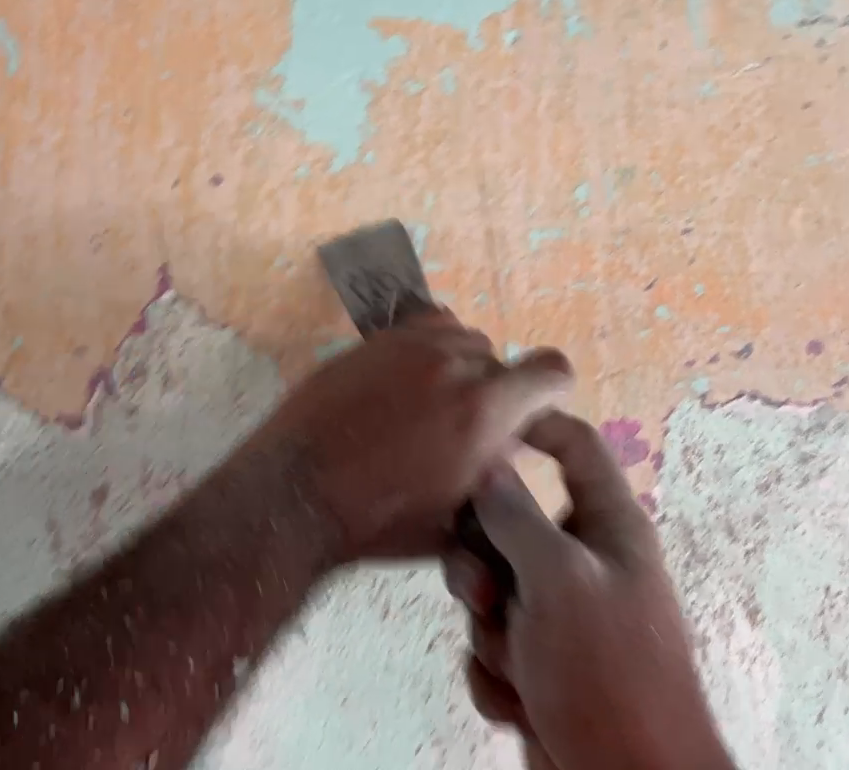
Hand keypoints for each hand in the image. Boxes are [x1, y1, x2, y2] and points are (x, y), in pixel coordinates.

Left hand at [257, 312, 573, 559]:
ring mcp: (412, 344)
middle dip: (495, 390)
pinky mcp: (376, 339)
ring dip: (461, 367)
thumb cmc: (379, 521)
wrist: (297, 492)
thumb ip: (499, 472)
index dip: (551, 390)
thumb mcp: (457, 517)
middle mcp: (456, 365)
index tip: (532, 413)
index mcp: (485, 411)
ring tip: (431, 404)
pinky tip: (406, 382)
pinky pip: (425, 326)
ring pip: (463, 339)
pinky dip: (429, 348)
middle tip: (465, 427)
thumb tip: (511, 443)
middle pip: (500, 359)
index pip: (552, 370)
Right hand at [445, 412, 731, 769]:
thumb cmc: (608, 671)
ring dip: (491, 632)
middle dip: (484, 566)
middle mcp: (582, 562)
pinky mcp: (540, 664)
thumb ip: (514, 515)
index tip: (477, 428)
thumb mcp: (558, 579)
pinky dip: (497, 674)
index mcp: (607, 526)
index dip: (532, 425)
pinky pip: (492, 644)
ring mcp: (560, 616)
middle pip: (508, 524)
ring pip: (490, 589)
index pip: (574, 446)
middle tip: (485, 596)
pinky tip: (521, 702)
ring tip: (517, 665)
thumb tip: (484, 463)